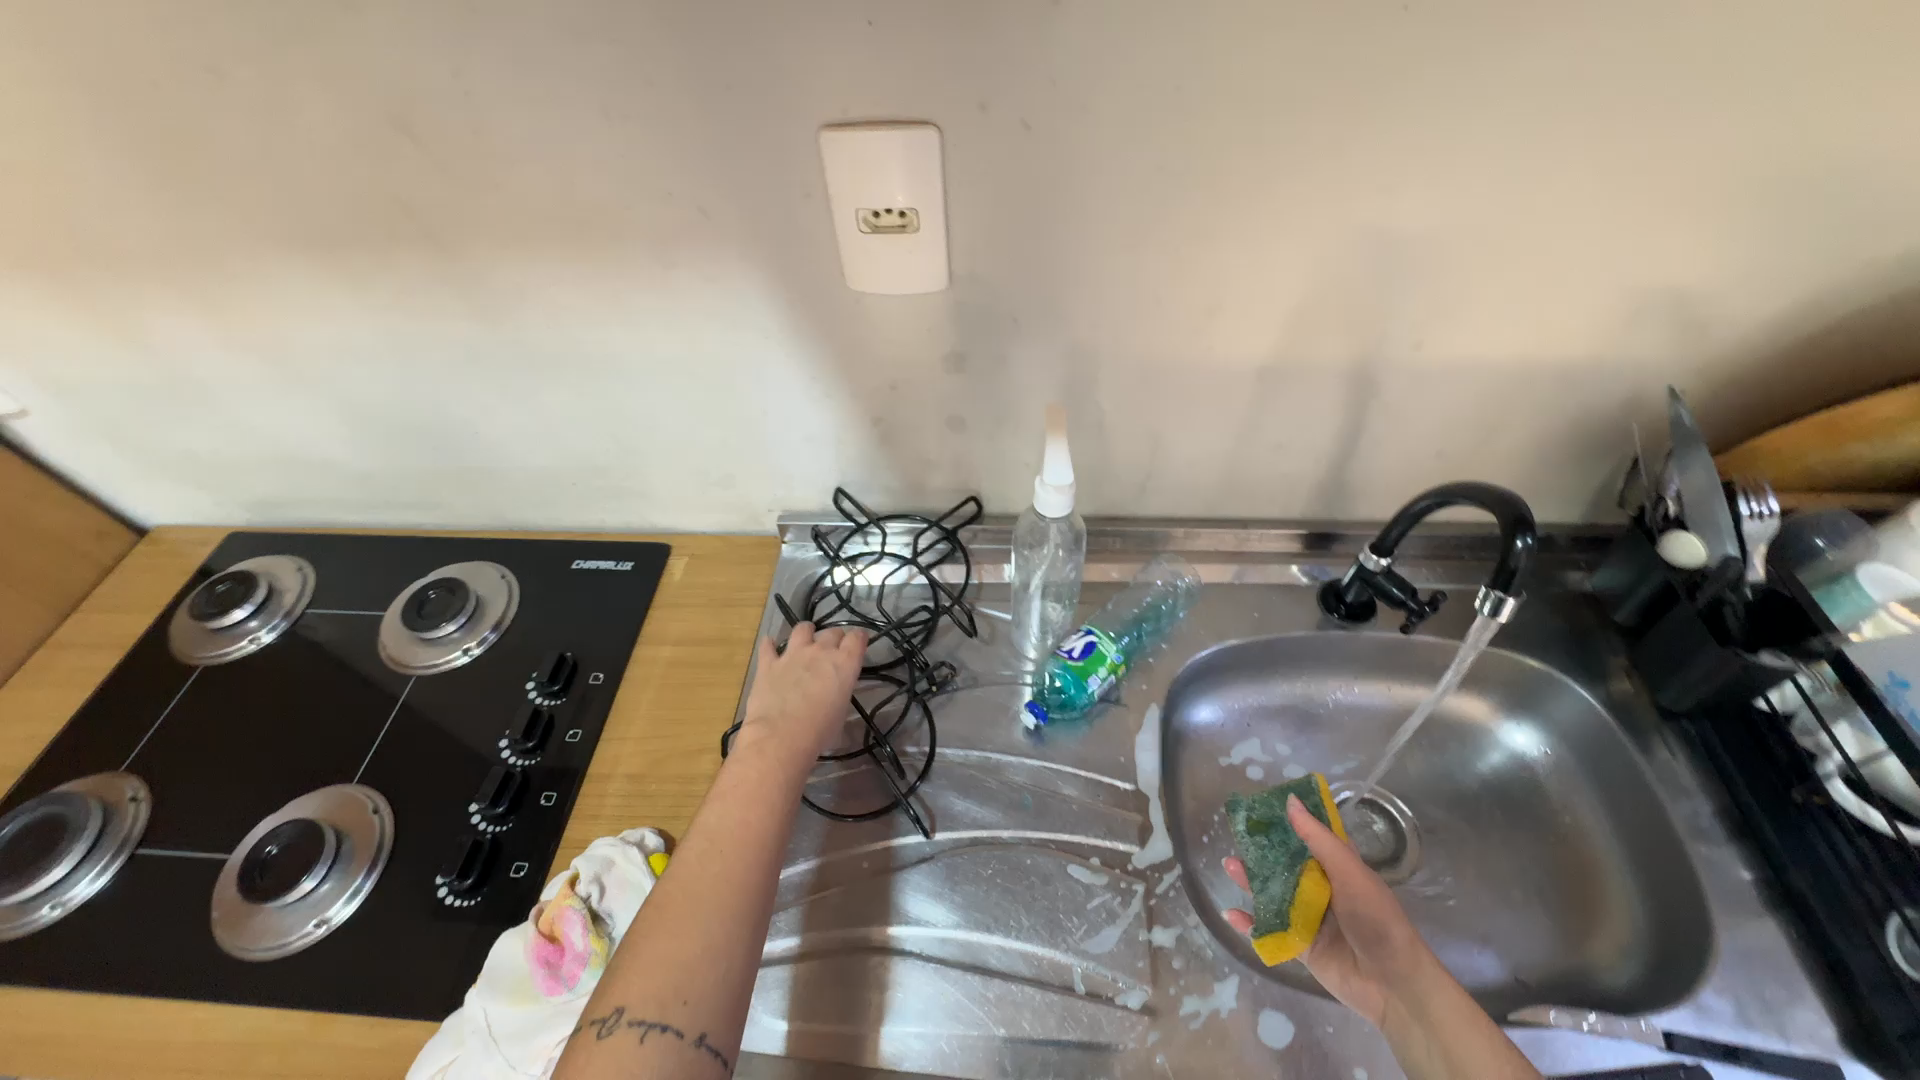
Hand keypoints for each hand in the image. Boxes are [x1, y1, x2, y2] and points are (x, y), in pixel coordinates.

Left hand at [733, 622, 867, 766]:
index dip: (859, 638)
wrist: (780, 737)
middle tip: (833, 649)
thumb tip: (834, 693)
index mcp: (844, 664)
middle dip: (835, 638)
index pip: (857, 638)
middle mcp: (820, 652)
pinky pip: (767, 646)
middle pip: (832, 632)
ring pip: (802, 629)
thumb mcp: (841, 712)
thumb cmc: (819, 732)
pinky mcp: (768, 663)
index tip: (859, 642)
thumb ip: (840, 693)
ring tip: (805, 640)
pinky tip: (770, 647)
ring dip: (806, 632)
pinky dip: (769, 645)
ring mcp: (792, 654)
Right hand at [1222, 794, 1436, 1028]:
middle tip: (1236, 835)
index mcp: (1338, 868)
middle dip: (1261, 852)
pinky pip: (1270, 931)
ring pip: (1273, 895)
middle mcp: (1322, 890)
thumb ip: (1318, 840)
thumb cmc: (1377, 920)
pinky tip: (1232, 915)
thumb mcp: (1350, 873)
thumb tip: (1291, 802)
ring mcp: (1309, 918)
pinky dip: (1250, 924)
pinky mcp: (1300, 946)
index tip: (1262, 806)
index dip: (1289, 822)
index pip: (1311, 838)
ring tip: (1229, 866)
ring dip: (1250, 882)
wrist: (1392, 985)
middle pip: (1285, 866)